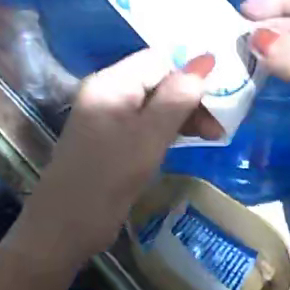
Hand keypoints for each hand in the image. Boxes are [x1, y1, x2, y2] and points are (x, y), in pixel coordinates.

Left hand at [15, 49, 219, 261]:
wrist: (64, 229)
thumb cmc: (107, 178)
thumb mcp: (148, 137)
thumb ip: (177, 98)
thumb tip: (206, 60)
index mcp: (111, 83)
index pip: (159, 60)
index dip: (192, 71)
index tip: (224, 94)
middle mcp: (108, 94)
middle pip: (159, 81)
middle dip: (191, 97)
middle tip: (220, 127)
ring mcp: (109, 119)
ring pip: (156, 104)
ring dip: (185, 115)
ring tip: (214, 136)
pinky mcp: (113, 143)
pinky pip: (148, 125)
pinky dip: (170, 130)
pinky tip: (190, 141)